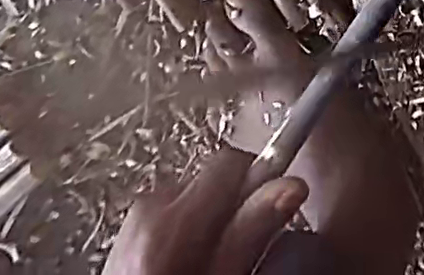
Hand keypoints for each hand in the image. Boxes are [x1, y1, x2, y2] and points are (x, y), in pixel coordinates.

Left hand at [102, 149, 307, 274]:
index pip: (230, 161)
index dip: (257, 178)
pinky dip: (188, 226)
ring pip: (196, 191)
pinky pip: (174, 207)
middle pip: (212, 175)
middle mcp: (151, 205)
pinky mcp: (132, 223)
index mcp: (173, 221)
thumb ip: (251, 234)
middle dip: (233, 202)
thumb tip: (290, 186)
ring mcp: (138, 213)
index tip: (273, 202)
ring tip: (210, 261)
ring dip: (211, 216)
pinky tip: (188, 262)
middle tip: (241, 247)